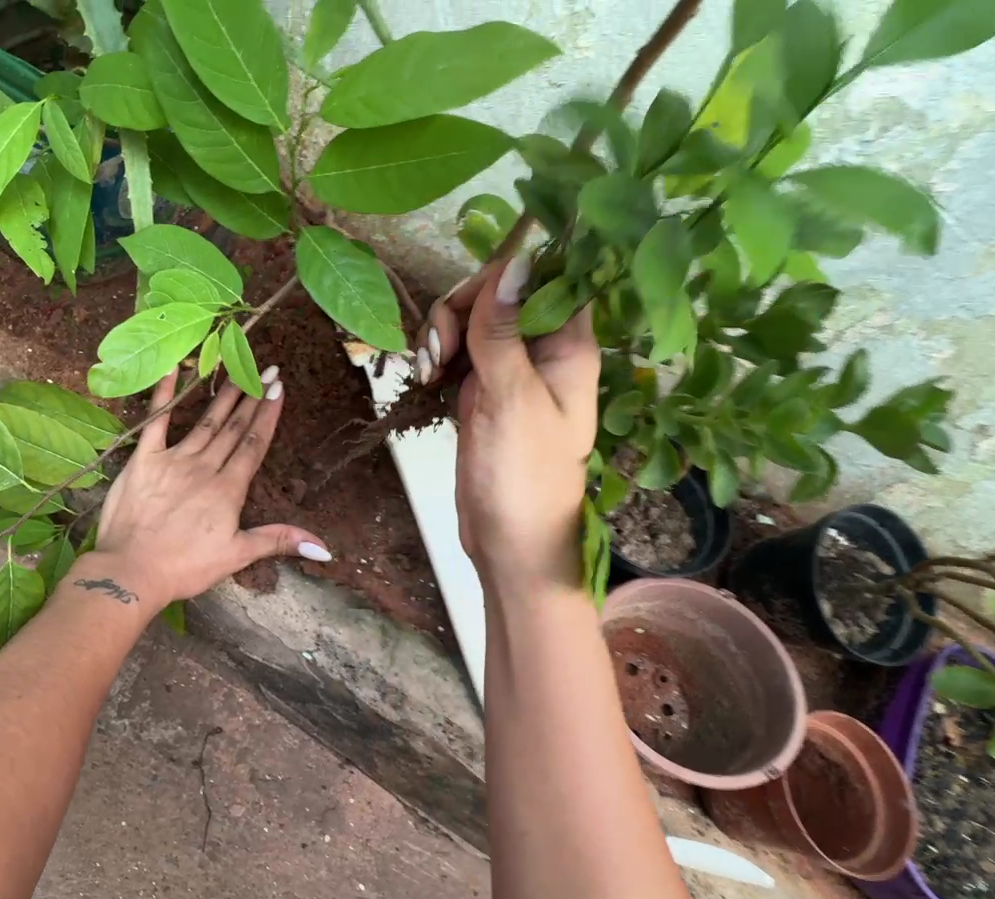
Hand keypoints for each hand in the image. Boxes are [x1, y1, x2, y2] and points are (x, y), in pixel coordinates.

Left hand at [84, 366, 330, 608]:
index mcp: (228, 490)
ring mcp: (172, 460)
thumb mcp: (236, 556)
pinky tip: (175, 370)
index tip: (279, 388)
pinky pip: (155, 421)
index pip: (254, 444)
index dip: (268, 415)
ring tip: (238, 367)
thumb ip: (277, 541)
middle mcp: (204, 468)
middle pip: (233, 428)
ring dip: (223, 395)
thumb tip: (323, 548)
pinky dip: (164, 395)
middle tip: (267, 369)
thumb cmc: (185, 568)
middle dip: (252, 397)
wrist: (132, 571)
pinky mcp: (142, 460)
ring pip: (205, 422)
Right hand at [416, 252, 600, 589]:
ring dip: (442, 334)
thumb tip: (514, 259)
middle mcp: (542, 351)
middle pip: (498, 293)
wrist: (508, 542)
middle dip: (460, 310)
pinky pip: (457, 353)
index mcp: (568, 346)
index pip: (543, 276)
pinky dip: (437, 357)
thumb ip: (505, 331)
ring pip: (472, 321)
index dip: (504, 276)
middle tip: (440, 353)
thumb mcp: (512, 399)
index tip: (471, 308)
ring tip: (429, 372)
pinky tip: (426, 379)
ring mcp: (509, 371)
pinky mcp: (481, 392)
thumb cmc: (522, 476)